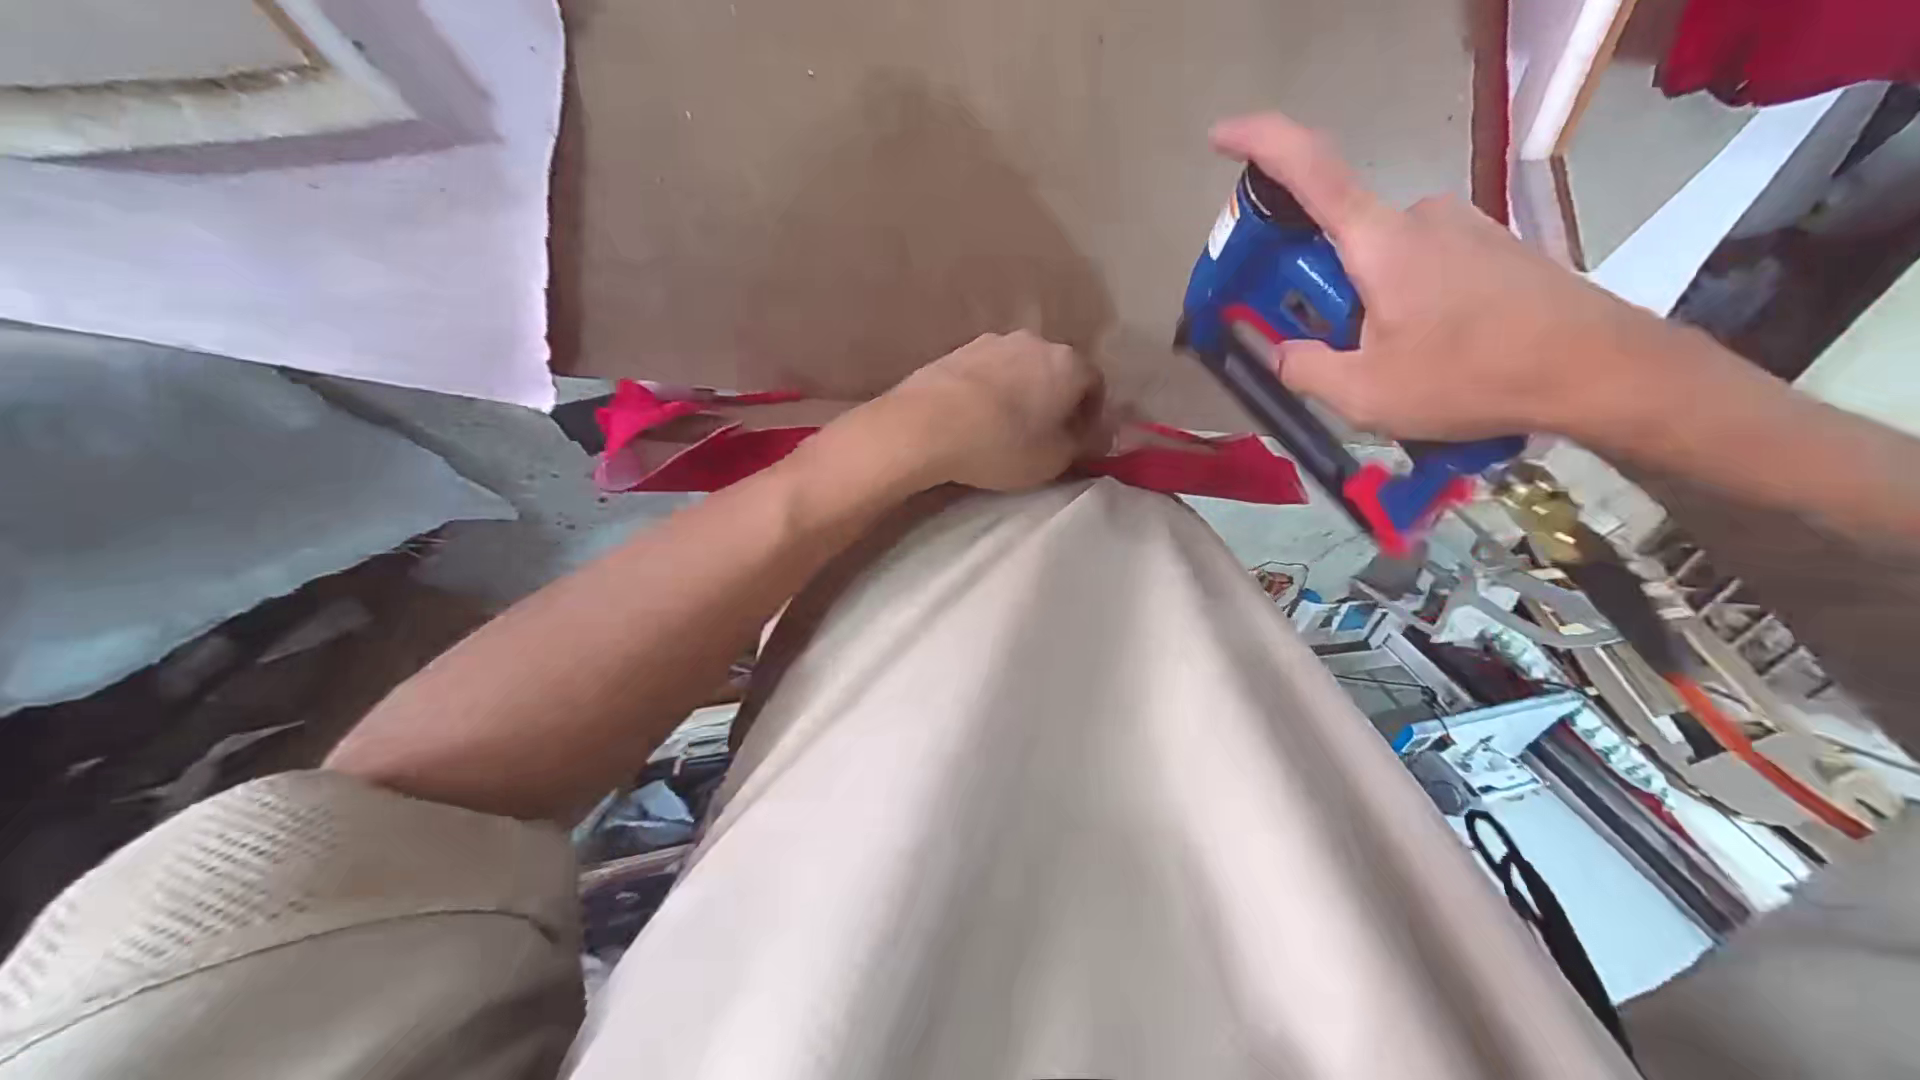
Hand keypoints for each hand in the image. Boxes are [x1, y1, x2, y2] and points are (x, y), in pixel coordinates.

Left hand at [855, 331, 1105, 491]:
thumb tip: (1104, 434)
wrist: (926, 425)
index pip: (1096, 384)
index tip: (1077, 440)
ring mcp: (992, 341)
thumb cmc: (1003, 444)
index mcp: (1069, 363)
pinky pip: (987, 371)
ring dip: (1021, 391)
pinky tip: (975, 416)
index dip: (1092, 415)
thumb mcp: (1056, 458)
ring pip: (1020, 368)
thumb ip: (1087, 443)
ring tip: (1004, 426)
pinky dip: (990, 390)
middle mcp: (1035, 341)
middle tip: (1042, 434)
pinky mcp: (957, 349)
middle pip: (1057, 370)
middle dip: (1056, 400)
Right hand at [1210, 113, 1691, 441]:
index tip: (1220, 137)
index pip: (1311, 170)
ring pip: (1377, 261)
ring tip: (1381, 365)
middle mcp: (1419, 218)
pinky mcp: (1489, 249)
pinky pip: (1416, 268)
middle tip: (1317, 345)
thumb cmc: (1473, 377)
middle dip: (1312, 289)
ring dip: (1358, 305)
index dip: (1260, 143)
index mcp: (1382, 241)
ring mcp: (1460, 229)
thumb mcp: (1364, 394)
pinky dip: (1396, 305)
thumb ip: (1305, 369)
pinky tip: (1423, 353)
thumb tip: (1283, 353)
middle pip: (1337, 238)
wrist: (1602, 372)